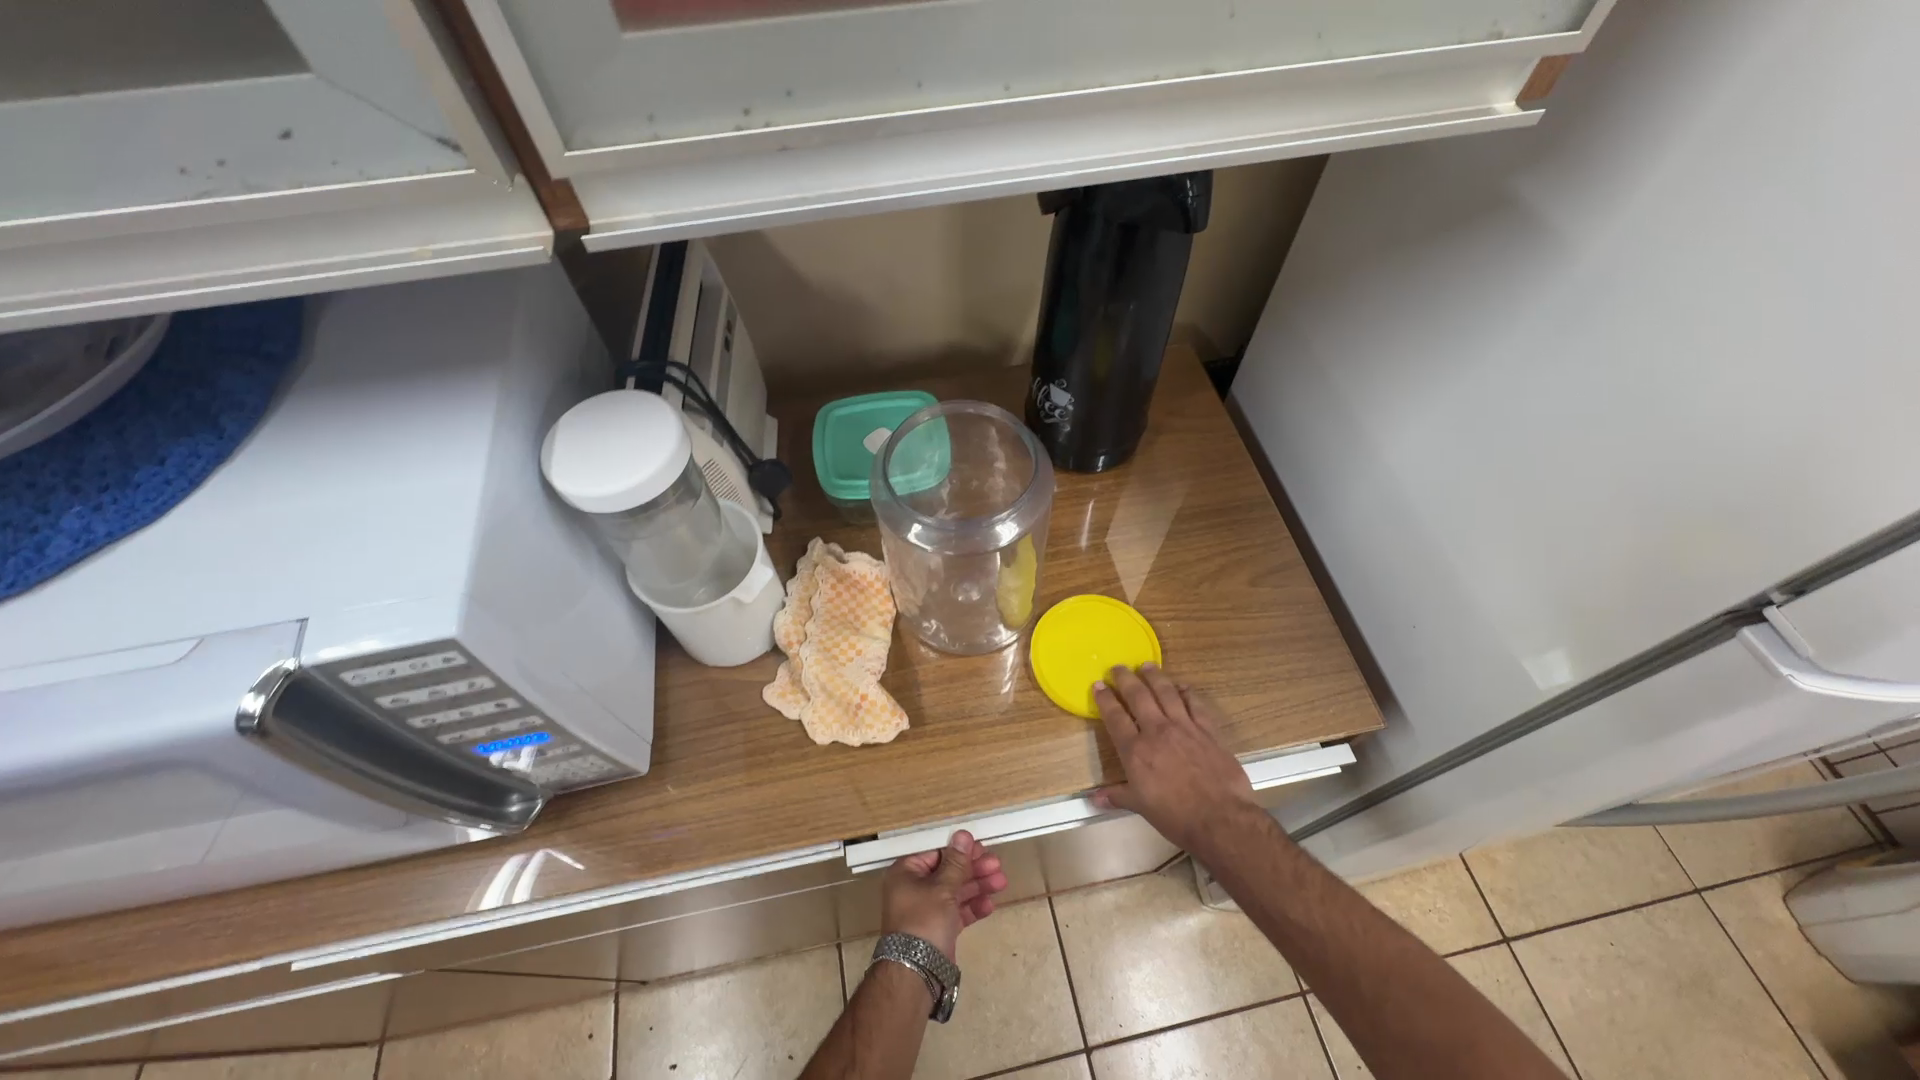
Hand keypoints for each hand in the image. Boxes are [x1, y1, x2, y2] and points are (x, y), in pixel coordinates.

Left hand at [881, 830, 1008, 961]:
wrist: (916, 972)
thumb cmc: (924, 920)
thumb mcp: (942, 887)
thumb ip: (956, 862)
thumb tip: (963, 834)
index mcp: (906, 873)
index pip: (935, 853)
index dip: (959, 850)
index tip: (981, 848)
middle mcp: (914, 889)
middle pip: (948, 872)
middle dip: (973, 869)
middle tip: (997, 865)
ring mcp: (926, 910)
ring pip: (955, 892)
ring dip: (977, 886)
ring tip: (1002, 882)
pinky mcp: (938, 929)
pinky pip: (957, 912)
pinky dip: (972, 907)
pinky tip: (989, 905)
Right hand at [1092, 664, 1258, 850]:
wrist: (1220, 818)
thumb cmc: (1175, 816)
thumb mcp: (1140, 807)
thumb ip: (1117, 796)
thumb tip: (1094, 799)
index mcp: (1136, 751)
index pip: (1115, 717)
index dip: (1105, 699)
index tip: (1098, 685)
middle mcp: (1157, 732)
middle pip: (1138, 696)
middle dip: (1126, 679)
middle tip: (1118, 667)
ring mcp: (1185, 728)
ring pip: (1166, 693)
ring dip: (1155, 677)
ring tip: (1147, 665)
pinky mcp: (1208, 731)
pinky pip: (1196, 704)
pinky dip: (1188, 692)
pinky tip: (1183, 687)